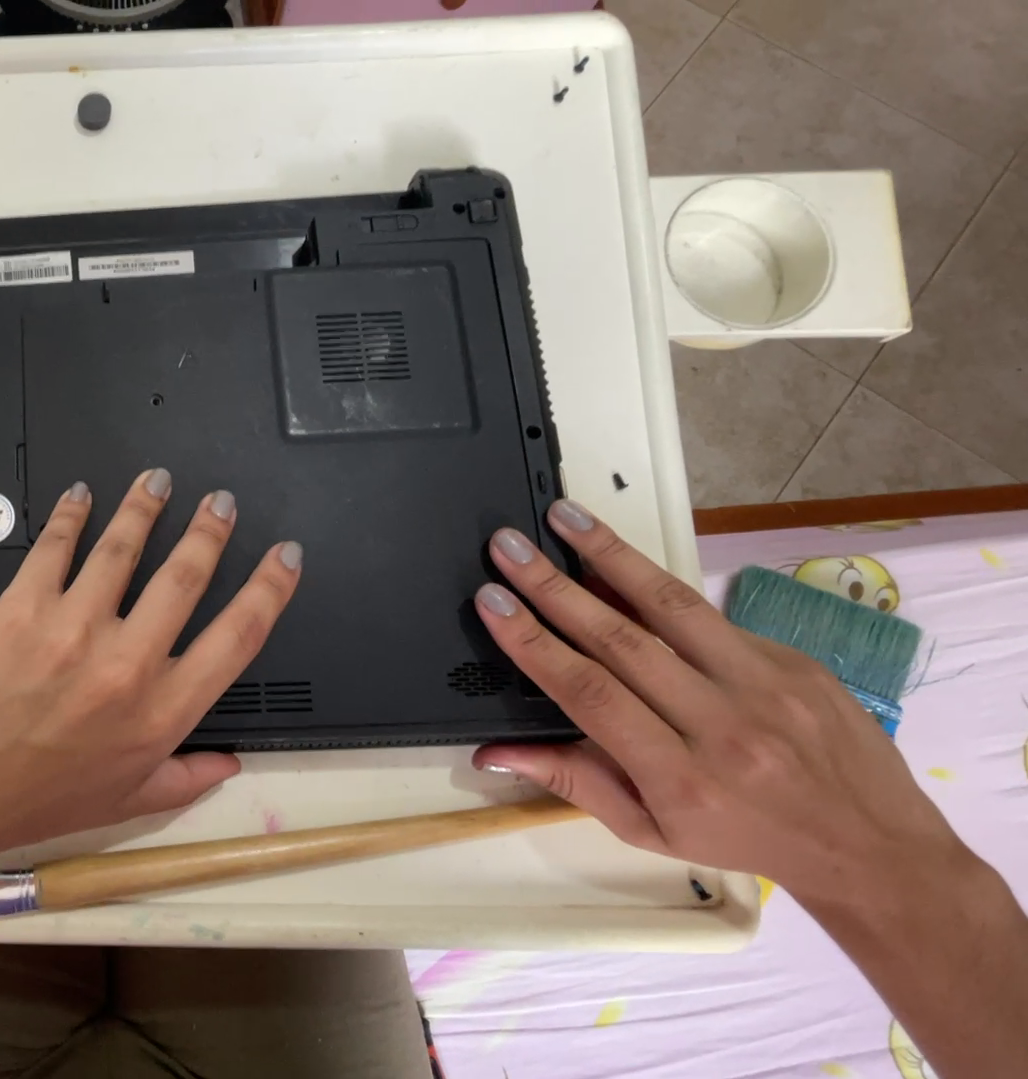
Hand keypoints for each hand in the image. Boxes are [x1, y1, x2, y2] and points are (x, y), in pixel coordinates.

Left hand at [0, 469, 302, 865]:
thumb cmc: (26, 803)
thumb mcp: (121, 805)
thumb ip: (184, 779)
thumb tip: (230, 763)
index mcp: (159, 715)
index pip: (237, 639)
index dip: (269, 591)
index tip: (283, 559)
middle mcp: (126, 665)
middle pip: (185, 577)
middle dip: (210, 531)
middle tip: (220, 503)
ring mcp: (72, 629)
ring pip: (123, 548)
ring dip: (145, 508)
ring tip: (157, 482)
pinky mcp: (20, 607)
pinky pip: (54, 547)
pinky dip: (71, 514)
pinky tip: (79, 496)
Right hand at [471, 500, 967, 904]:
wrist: (876, 851)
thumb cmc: (741, 840)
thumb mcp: (646, 829)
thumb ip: (570, 780)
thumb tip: (489, 753)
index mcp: (679, 775)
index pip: (591, 693)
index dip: (534, 642)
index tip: (492, 600)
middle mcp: (724, 725)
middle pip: (622, 639)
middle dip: (554, 586)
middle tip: (508, 546)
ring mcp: (767, 685)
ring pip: (672, 606)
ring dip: (610, 554)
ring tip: (565, 516)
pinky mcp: (794, 660)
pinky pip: (709, 616)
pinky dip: (654, 584)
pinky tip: (615, 560)